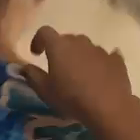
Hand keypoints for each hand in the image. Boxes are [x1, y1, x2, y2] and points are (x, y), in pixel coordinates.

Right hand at [22, 27, 139, 128]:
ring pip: (86, 47)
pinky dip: (100, 63)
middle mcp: (79, 41)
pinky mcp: (116, 60)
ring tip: (80, 75)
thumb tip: (24, 67)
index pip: (44, 32)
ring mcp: (99, 49)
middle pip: (66, 39)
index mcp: (59, 45)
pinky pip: (105, 57)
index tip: (36, 54)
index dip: (38, 40)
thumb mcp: (45, 91)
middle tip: (59, 68)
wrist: (109, 108)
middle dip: (60, 49)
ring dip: (80, 56)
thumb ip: (32, 76)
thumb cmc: (71, 98)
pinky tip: (100, 75)